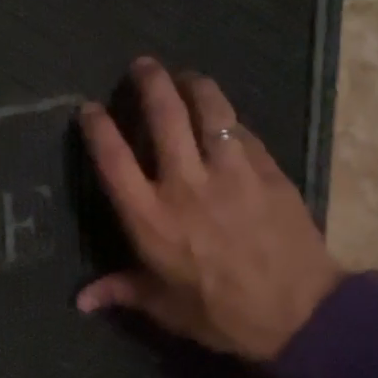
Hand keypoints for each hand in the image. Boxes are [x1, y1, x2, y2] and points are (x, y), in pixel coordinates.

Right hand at [75, 57, 343, 361]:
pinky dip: (230, 118)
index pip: (114, 160)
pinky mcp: (268, 171)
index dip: (99, 129)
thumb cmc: (217, 312)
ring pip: (211, 111)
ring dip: (196, 86)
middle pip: (165, 117)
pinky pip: (245, 133)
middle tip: (143, 65)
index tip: (89, 108)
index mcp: (149, 218)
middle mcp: (185, 185)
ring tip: (186, 75)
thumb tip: (80, 301)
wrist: (296, 311)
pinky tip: (225, 115)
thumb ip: (120, 291)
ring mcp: (231, 172)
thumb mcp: (161, 306)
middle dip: (151, 84)